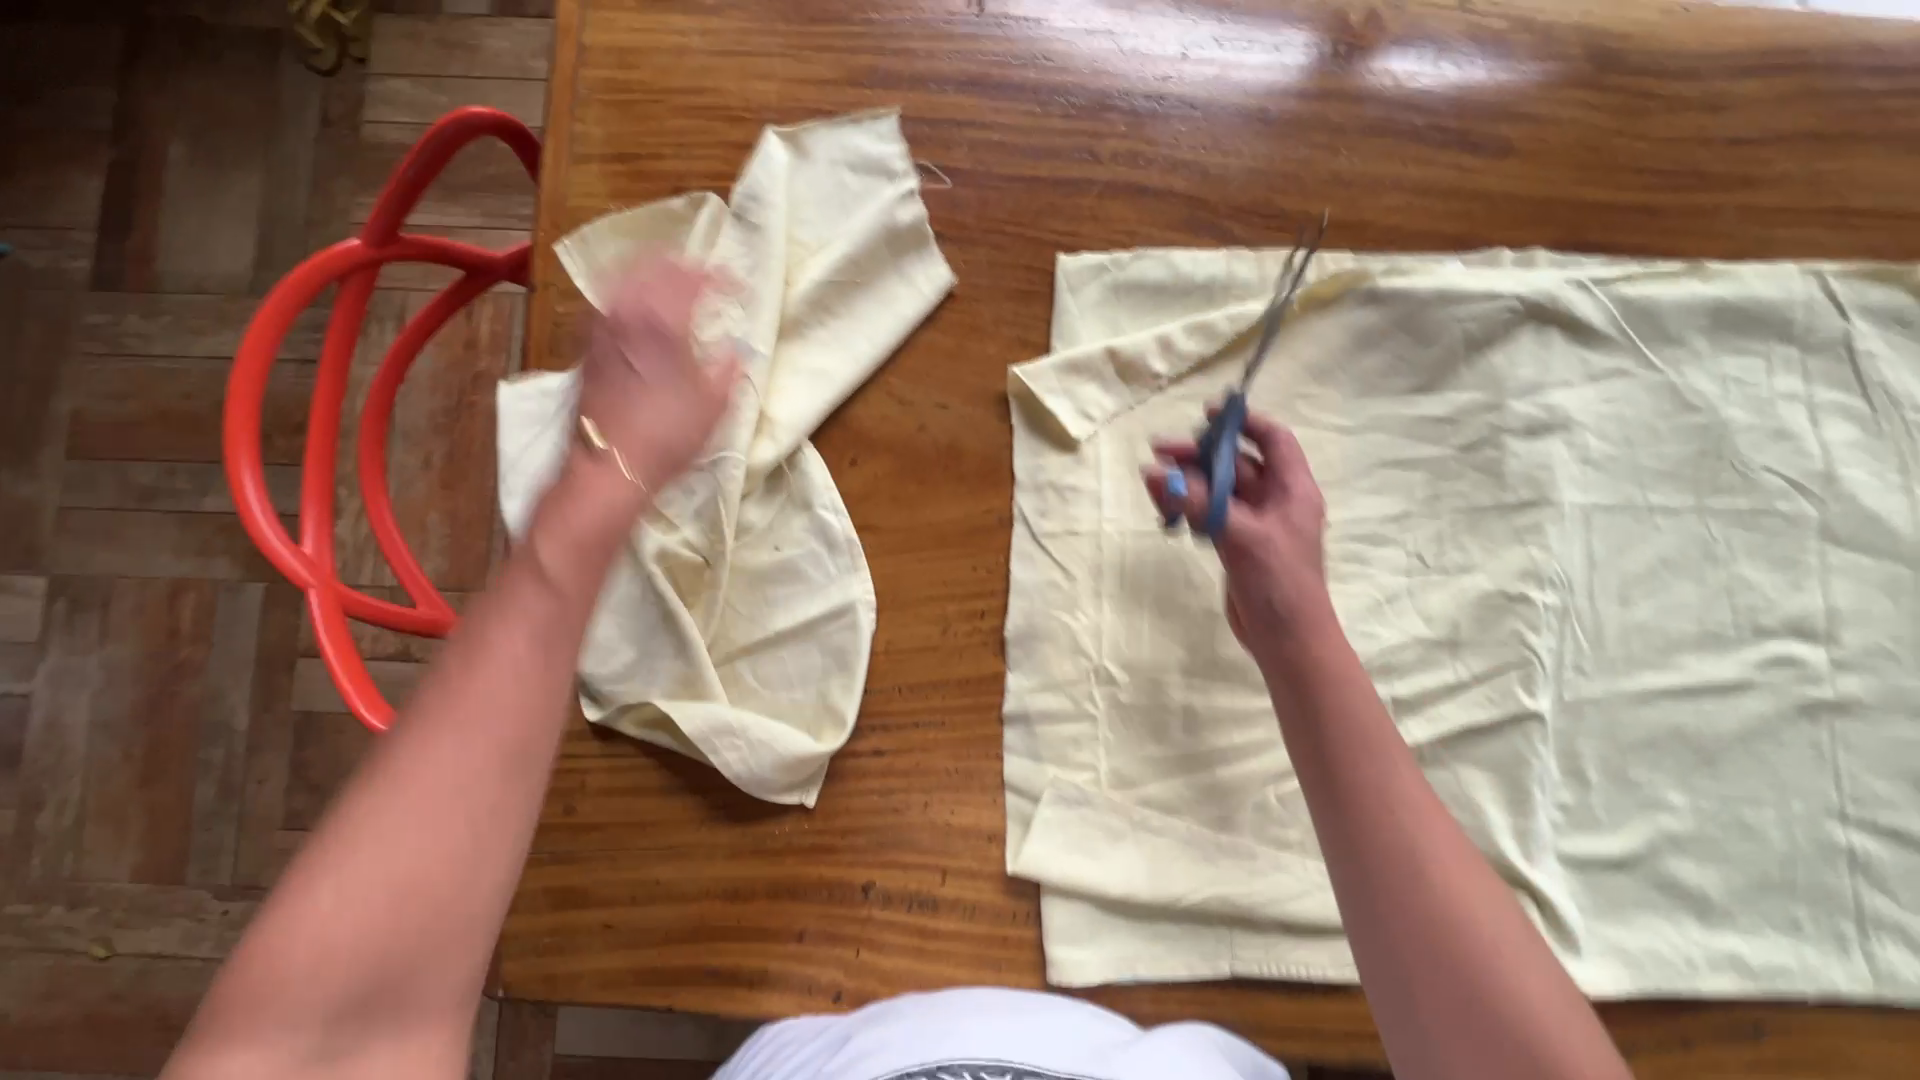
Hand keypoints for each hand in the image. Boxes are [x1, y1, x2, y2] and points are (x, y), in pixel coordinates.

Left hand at [572, 258, 739, 506]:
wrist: (607, 465)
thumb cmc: (666, 437)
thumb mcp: (713, 407)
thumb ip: (728, 370)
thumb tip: (738, 352)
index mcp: (663, 321)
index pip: (695, 278)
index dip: (723, 277)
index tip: (741, 287)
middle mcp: (627, 312)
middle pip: (654, 264)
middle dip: (684, 264)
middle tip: (707, 275)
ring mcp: (601, 325)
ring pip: (626, 277)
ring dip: (654, 274)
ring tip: (674, 284)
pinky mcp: (586, 344)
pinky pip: (611, 300)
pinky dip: (631, 294)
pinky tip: (643, 312)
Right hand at [1142, 407, 1332, 662]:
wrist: (1286, 639)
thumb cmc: (1278, 582)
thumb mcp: (1239, 535)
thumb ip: (1198, 502)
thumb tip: (1155, 474)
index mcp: (1292, 489)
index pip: (1273, 440)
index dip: (1243, 421)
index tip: (1207, 412)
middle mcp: (1275, 501)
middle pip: (1235, 463)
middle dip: (1199, 454)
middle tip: (1159, 451)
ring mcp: (1254, 524)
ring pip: (1218, 490)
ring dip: (1189, 482)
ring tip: (1152, 480)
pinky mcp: (1236, 545)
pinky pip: (1210, 514)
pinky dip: (1190, 508)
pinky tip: (1165, 508)